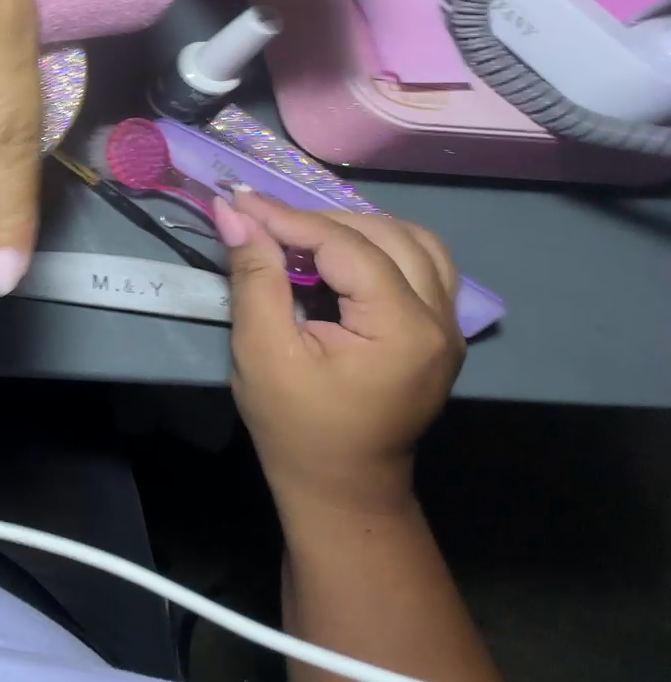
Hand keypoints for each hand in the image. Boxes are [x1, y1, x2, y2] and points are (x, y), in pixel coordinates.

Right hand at [214, 191, 464, 514]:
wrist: (339, 481)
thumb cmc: (294, 420)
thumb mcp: (262, 348)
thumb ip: (255, 277)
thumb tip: (234, 216)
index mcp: (401, 327)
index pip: (347, 245)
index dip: (288, 217)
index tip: (237, 200)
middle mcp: (439, 319)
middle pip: (387, 235)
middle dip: (319, 217)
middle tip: (258, 216)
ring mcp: (447, 326)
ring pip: (415, 243)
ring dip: (355, 227)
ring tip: (297, 231)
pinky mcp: (437, 332)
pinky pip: (421, 265)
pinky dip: (377, 246)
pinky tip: (336, 254)